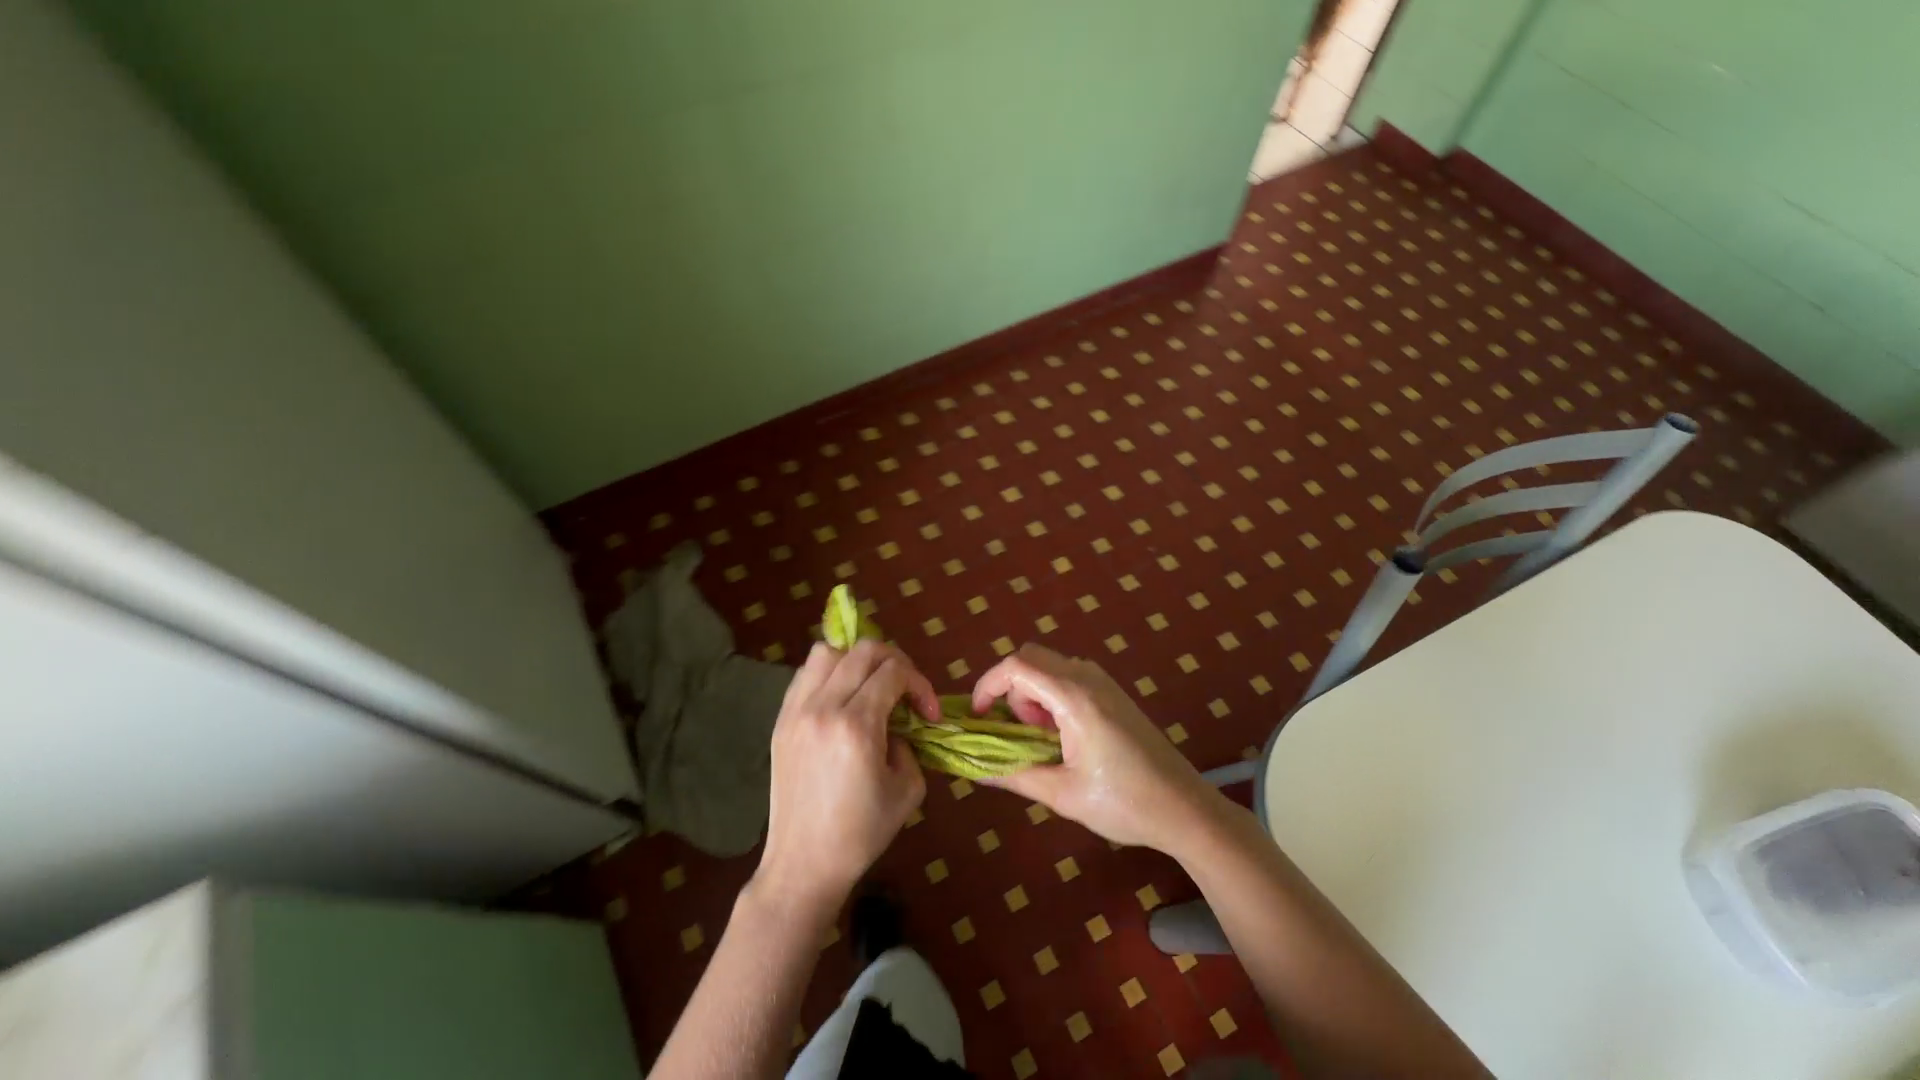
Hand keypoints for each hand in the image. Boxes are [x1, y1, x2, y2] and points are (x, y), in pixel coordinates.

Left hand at [756, 640, 936, 912]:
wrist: (805, 862)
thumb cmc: (862, 833)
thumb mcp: (908, 788)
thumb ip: (910, 743)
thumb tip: (899, 724)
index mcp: (857, 726)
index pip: (894, 672)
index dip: (920, 685)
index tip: (929, 714)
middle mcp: (823, 708)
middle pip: (863, 650)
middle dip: (895, 662)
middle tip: (905, 691)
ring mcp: (796, 712)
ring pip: (827, 652)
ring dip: (856, 661)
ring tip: (869, 688)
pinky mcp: (781, 721)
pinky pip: (805, 675)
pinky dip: (829, 675)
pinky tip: (842, 700)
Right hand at [970, 644, 1212, 850]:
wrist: (1185, 809)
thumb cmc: (1124, 803)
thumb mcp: (1062, 795)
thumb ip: (1014, 774)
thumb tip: (974, 768)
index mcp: (1075, 697)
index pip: (1016, 666)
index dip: (987, 686)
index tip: (978, 718)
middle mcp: (1089, 679)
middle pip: (1031, 658)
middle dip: (1010, 690)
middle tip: (1015, 733)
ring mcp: (1105, 684)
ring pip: (1050, 666)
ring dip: (1032, 694)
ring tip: (1041, 741)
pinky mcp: (1115, 695)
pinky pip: (1069, 678)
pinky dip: (1052, 696)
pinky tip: (1064, 738)